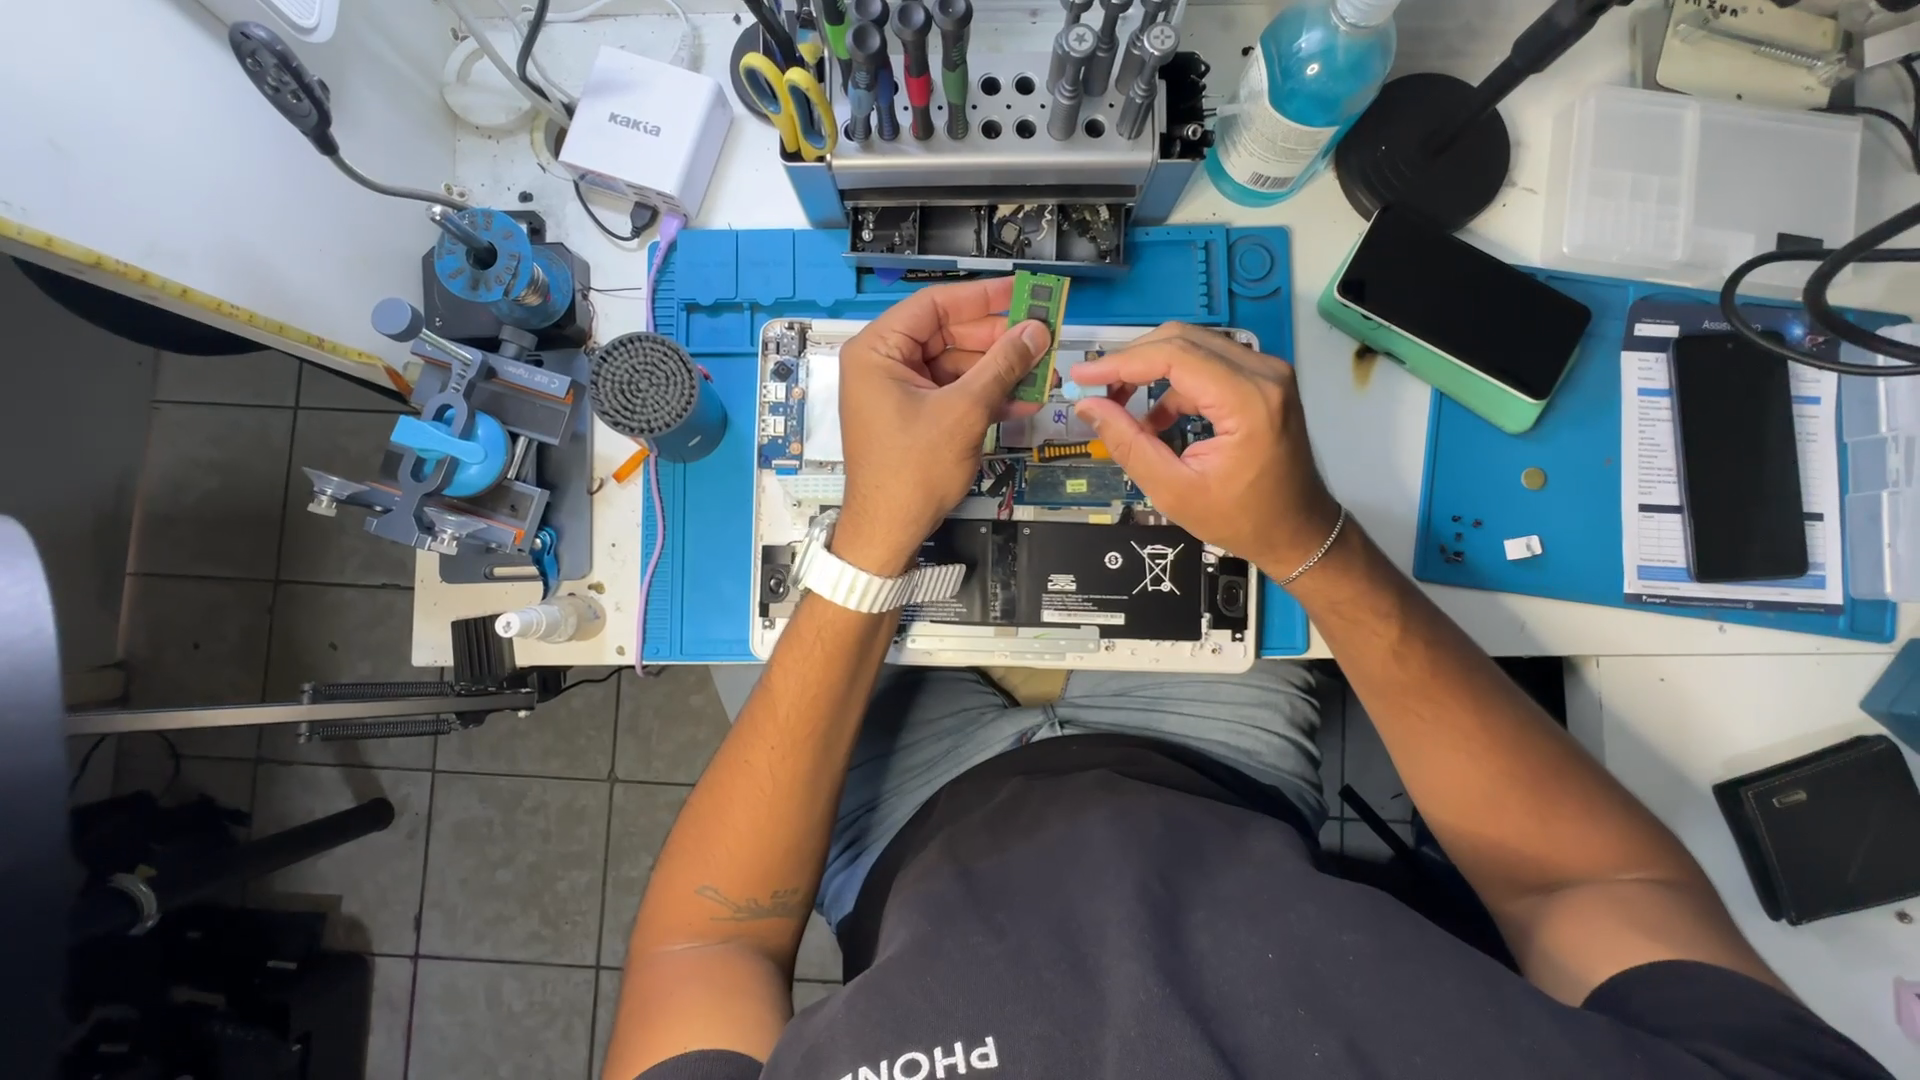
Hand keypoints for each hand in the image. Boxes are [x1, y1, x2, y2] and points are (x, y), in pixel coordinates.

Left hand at [834, 278, 1050, 574]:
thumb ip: (1002, 365)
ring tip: (1043, 371)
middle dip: (998, 340)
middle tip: (1042, 335)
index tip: (1023, 291)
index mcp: (879, 350)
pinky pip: (953, 393)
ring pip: (957, 366)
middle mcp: (884, 363)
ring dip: (999, 371)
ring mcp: (899, 391)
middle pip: (949, 335)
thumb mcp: (964, 411)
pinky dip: (985, 396)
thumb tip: (1036, 330)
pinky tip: (1024, 399)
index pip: (935, 305)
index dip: (983, 297)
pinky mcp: (914, 416)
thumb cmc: (914, 469)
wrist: (890, 531)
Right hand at [1070, 323, 1340, 579]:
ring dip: (1150, 368)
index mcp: (1247, 400)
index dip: (1121, 362)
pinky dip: (1174, 382)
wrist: (1297, 530)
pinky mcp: (1264, 379)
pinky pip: (1208, 362)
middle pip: (1182, 340)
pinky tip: (1155, 417)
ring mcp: (1268, 371)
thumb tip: (1088, 407)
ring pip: (1193, 345)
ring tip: (1118, 402)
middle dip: (1131, 360)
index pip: (1173, 356)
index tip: (1081, 377)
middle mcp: (1263, 372)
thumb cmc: (1240, 519)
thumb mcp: (1173, 491)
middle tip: (1095, 389)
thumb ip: (1129, 444)